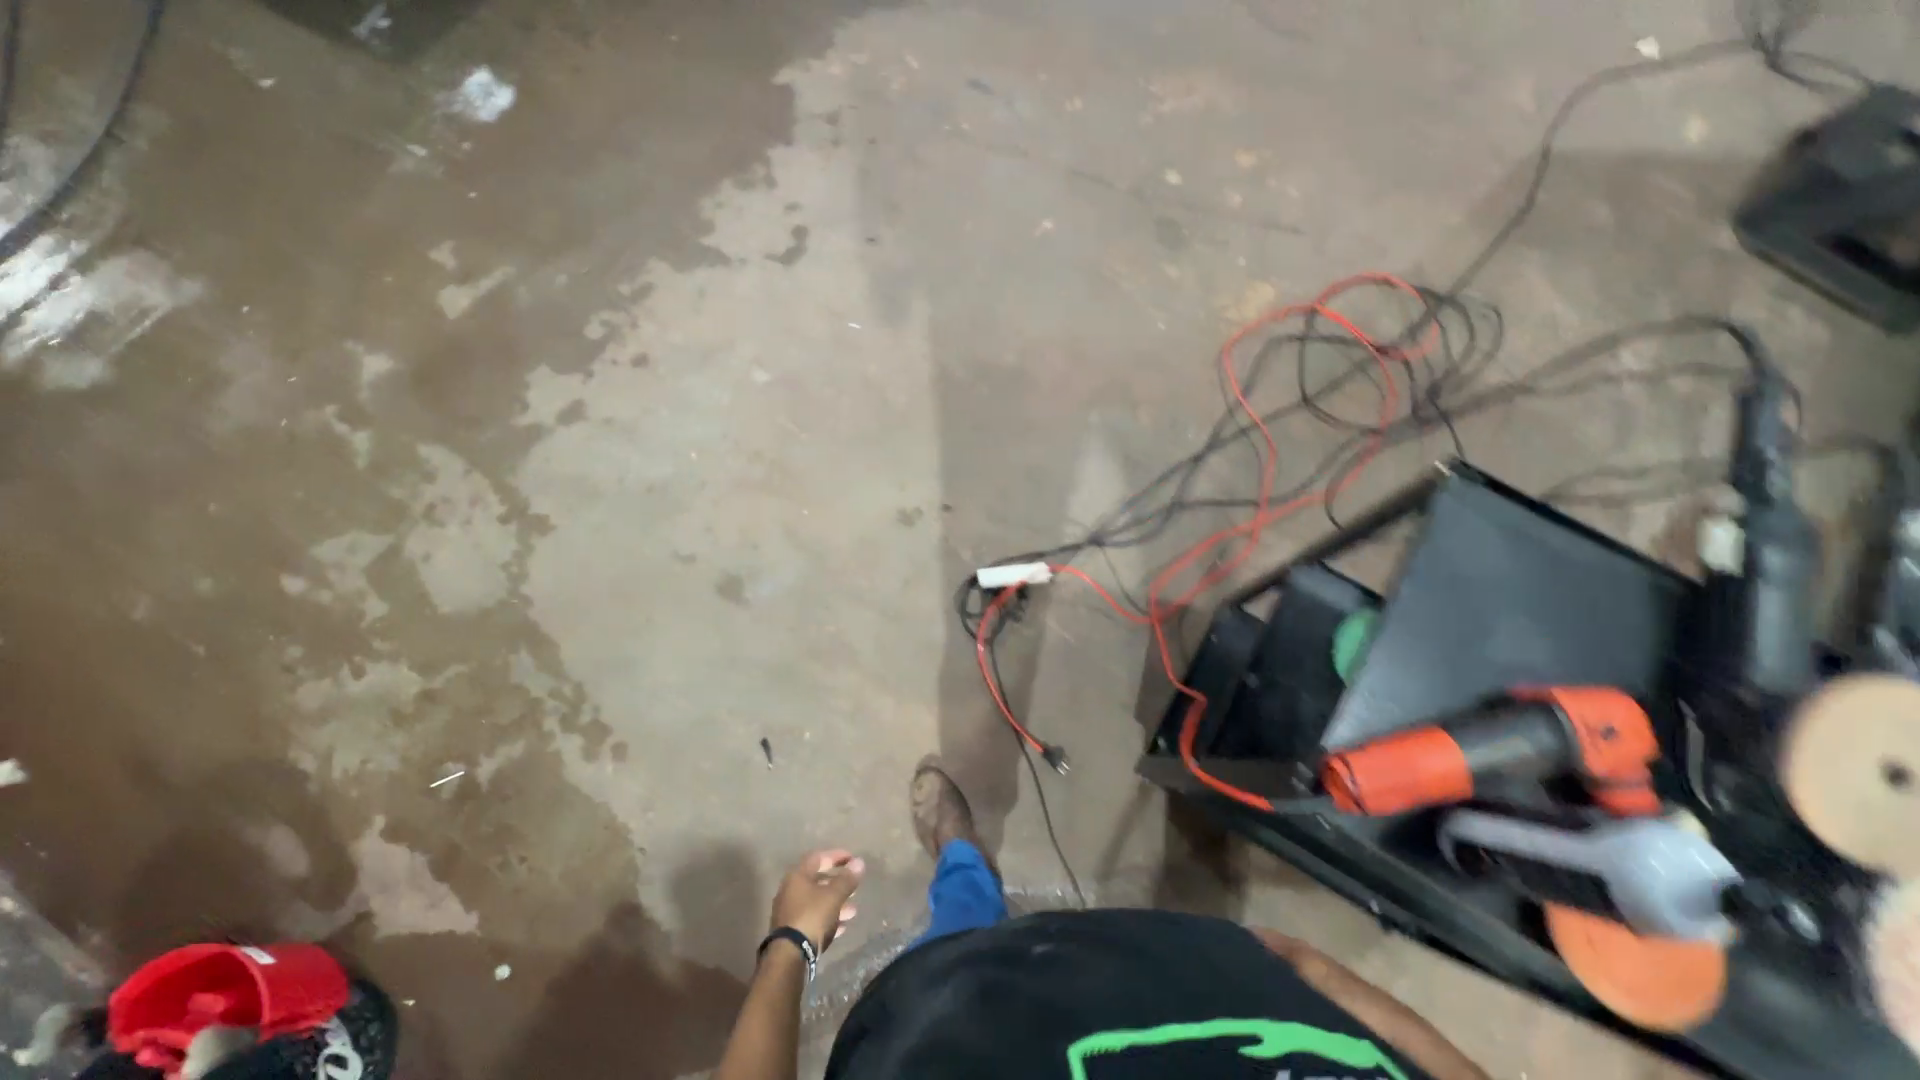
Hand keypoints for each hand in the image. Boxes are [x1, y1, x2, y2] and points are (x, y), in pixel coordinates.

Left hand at [770, 849, 863, 950]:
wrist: (789, 954)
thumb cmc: (812, 916)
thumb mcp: (833, 896)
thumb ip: (847, 879)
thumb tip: (859, 862)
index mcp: (797, 877)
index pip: (817, 858)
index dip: (836, 856)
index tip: (852, 859)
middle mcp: (790, 891)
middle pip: (817, 881)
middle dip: (837, 883)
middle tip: (854, 886)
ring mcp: (790, 912)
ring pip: (816, 903)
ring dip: (836, 904)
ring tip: (853, 911)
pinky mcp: (792, 931)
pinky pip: (813, 919)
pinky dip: (828, 920)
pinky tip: (842, 927)